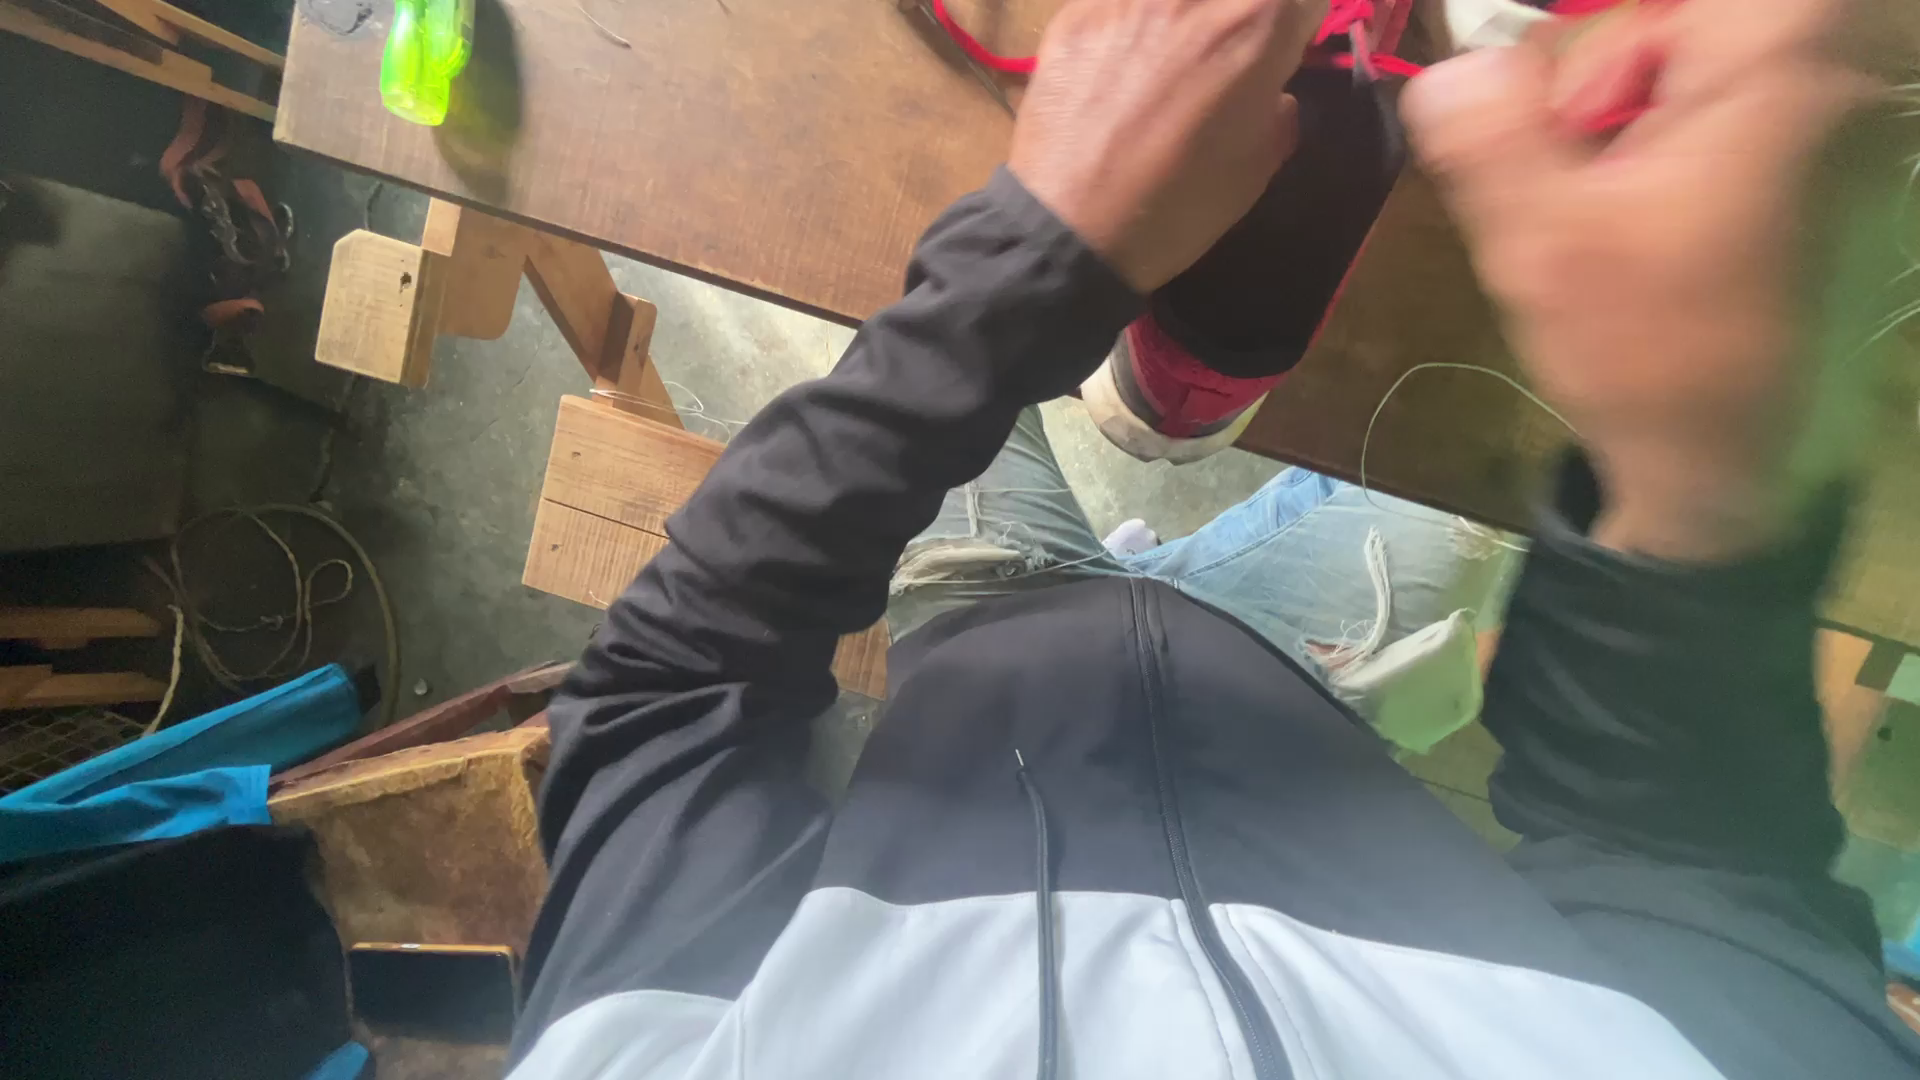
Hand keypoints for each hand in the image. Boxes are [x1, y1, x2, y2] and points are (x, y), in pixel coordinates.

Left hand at [1009, 0, 1326, 293]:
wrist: (1068, 237)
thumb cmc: (1170, 215)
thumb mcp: (1251, 174)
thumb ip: (1276, 110)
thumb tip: (1270, 88)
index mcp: (1257, 20)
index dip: (1291, 26)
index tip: (1275, 57)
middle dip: (1229, 22)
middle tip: (1208, 70)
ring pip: (1167, 3)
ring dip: (1172, 25)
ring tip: (1154, 74)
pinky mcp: (1073, 12)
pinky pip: (1116, 5)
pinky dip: (1123, 30)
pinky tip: (1110, 74)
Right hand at [1404, 0, 1908, 558]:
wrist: (1699, 436)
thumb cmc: (1636, 342)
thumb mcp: (1542, 243)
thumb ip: (1490, 148)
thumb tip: (1441, 71)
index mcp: (1766, 66)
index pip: (1646, 6)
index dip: (1584, 54)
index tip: (1557, 130)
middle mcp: (1786, 70)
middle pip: (1638, 25)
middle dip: (1568, 99)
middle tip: (1551, 191)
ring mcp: (1764, 116)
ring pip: (1630, 75)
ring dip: (1568, 138)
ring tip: (1563, 220)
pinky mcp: (1735, 160)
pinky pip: (1643, 121)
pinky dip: (1592, 160)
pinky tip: (1582, 224)